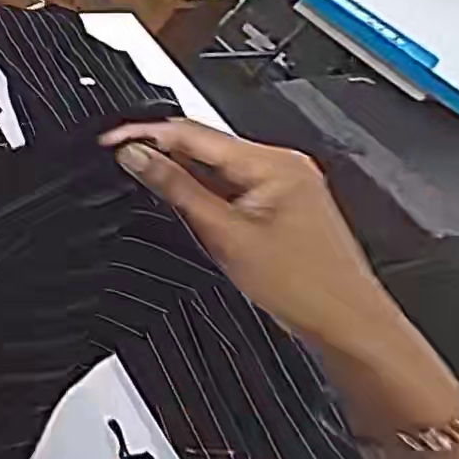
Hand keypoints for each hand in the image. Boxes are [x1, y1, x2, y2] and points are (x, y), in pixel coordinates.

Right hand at [98, 119, 397, 351]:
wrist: (347, 325)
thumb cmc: (303, 285)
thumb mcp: (221, 231)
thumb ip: (172, 186)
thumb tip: (135, 155)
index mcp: (273, 163)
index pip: (191, 133)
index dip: (144, 133)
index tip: (111, 138)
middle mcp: (280, 164)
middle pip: (200, 143)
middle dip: (156, 147)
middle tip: (116, 156)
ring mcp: (280, 181)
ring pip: (210, 163)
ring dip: (174, 167)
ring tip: (139, 176)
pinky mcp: (275, 200)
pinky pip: (224, 181)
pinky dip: (194, 185)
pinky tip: (176, 197)